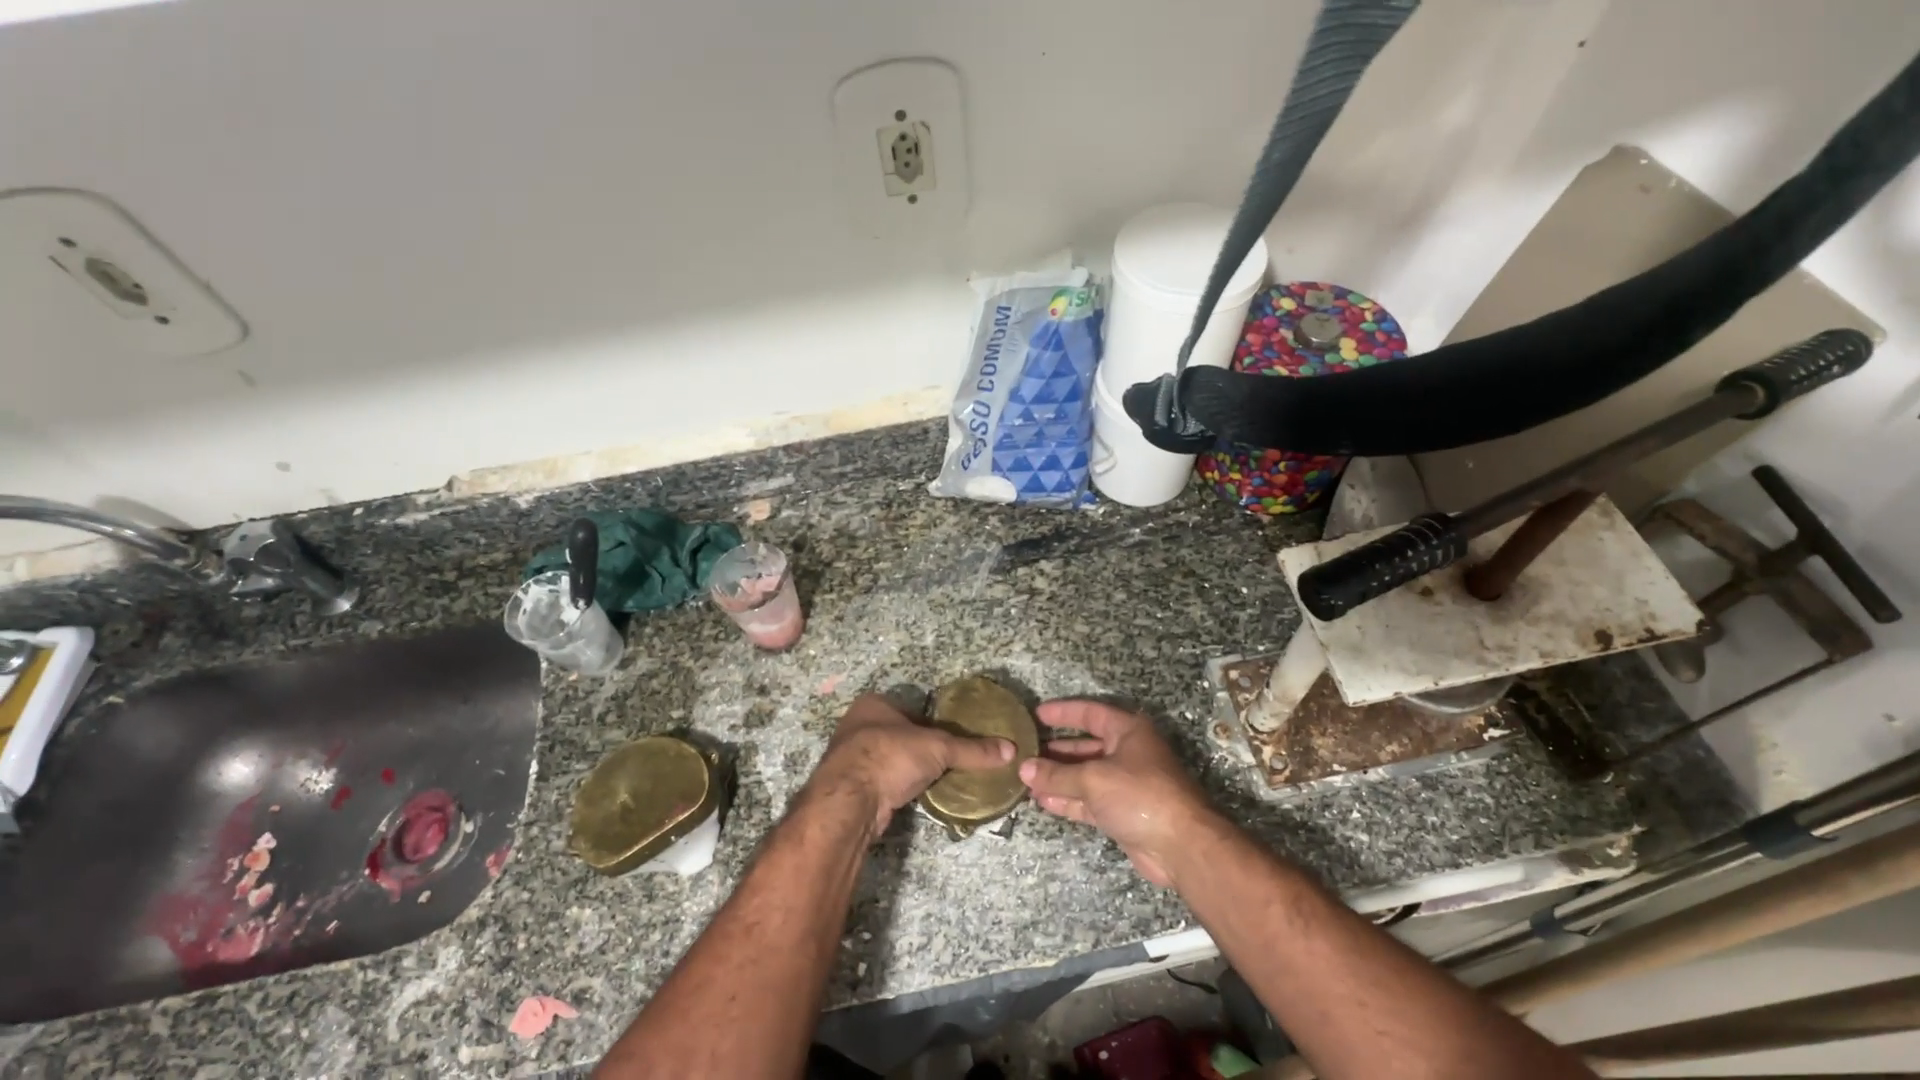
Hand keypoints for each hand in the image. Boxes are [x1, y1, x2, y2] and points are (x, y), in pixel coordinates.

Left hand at [805, 694, 1014, 832]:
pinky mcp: (852, 787)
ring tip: (938, 779)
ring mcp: (851, 758)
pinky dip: (899, 787)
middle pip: (900, 734)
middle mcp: (857, 726)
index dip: (932, 722)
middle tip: (950, 760)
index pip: (911, 709)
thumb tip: (1011, 750)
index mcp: (873, 704)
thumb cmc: (890, 756)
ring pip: (890, 760)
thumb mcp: (939, 747)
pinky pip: (884, 782)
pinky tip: (916, 796)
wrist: (849, 800)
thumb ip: (973, 749)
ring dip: (909, 770)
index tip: (952, 737)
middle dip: (921, 748)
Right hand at [1018, 700, 1217, 886]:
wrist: (1180, 845)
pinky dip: (1067, 799)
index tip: (1036, 714)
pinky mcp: (1121, 812)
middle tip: (1025, 751)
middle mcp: (1127, 753)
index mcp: (1128, 732)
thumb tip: (1024, 769)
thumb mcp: (1093, 779)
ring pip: (1084, 776)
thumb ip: (1056, 775)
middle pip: (1086, 746)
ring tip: (1026, 778)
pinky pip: (1088, 800)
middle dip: (1056, 751)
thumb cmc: (1140, 795)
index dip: (1063, 713)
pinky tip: (1042, 800)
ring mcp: (1125, 785)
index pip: (1090, 713)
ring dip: (1058, 778)